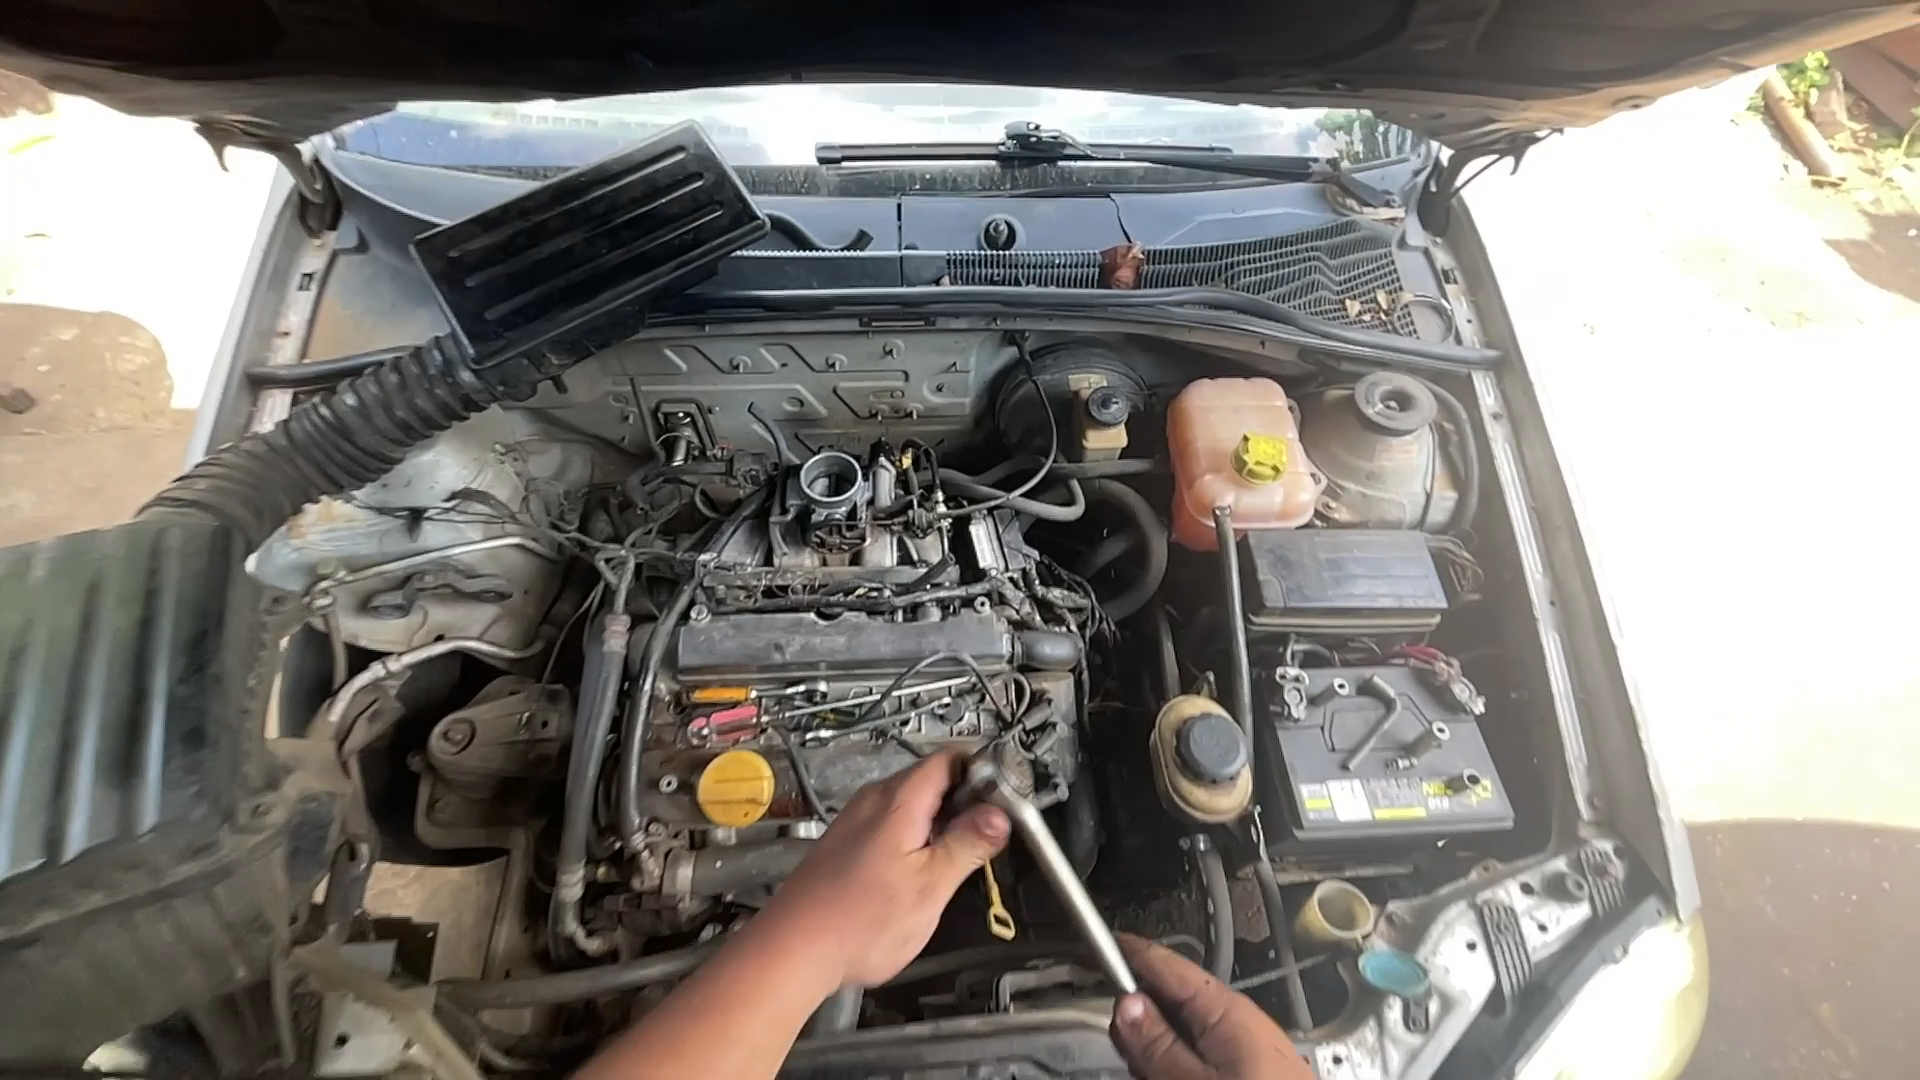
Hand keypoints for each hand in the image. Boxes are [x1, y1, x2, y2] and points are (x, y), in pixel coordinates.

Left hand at [760, 750, 1010, 988]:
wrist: (793, 949)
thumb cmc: (860, 921)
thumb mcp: (929, 886)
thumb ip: (966, 845)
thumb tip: (998, 814)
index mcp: (900, 799)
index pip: (949, 758)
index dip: (981, 770)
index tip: (1003, 795)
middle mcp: (876, 798)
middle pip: (932, 778)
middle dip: (965, 799)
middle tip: (988, 832)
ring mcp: (858, 818)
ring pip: (912, 801)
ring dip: (940, 819)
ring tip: (959, 855)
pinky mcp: (848, 840)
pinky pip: (892, 821)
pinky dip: (915, 833)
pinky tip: (920, 869)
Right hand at [1110, 934, 1311, 1079]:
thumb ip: (1159, 1048)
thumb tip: (1127, 1003)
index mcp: (1227, 1012)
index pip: (1165, 963)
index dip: (1126, 953)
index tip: (1092, 947)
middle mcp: (1240, 1025)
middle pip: (1171, 1000)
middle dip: (1140, 1020)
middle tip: (1126, 1055)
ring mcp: (1250, 1057)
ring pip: (1184, 1036)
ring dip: (1160, 1055)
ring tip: (1152, 1075)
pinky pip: (1204, 1062)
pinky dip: (1182, 1070)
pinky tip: (1170, 1079)